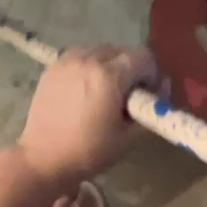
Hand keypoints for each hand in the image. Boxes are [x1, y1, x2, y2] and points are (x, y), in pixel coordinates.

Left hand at [15, 46, 154, 189]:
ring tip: (104, 91)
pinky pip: (80, 55)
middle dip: (131, 69)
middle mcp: (88, 59)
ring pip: (100, 50)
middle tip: (126, 95)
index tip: (146, 94)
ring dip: (109, 64)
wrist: (44, 156)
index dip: (151, 75)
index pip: (143, 57)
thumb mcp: (130, 136)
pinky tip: (85, 88)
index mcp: (109, 75)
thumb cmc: (90, 150)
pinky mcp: (53, 65)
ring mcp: (67, 59)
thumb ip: (151, 109)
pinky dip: (89, 65)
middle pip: (121, 51)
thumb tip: (162, 89)